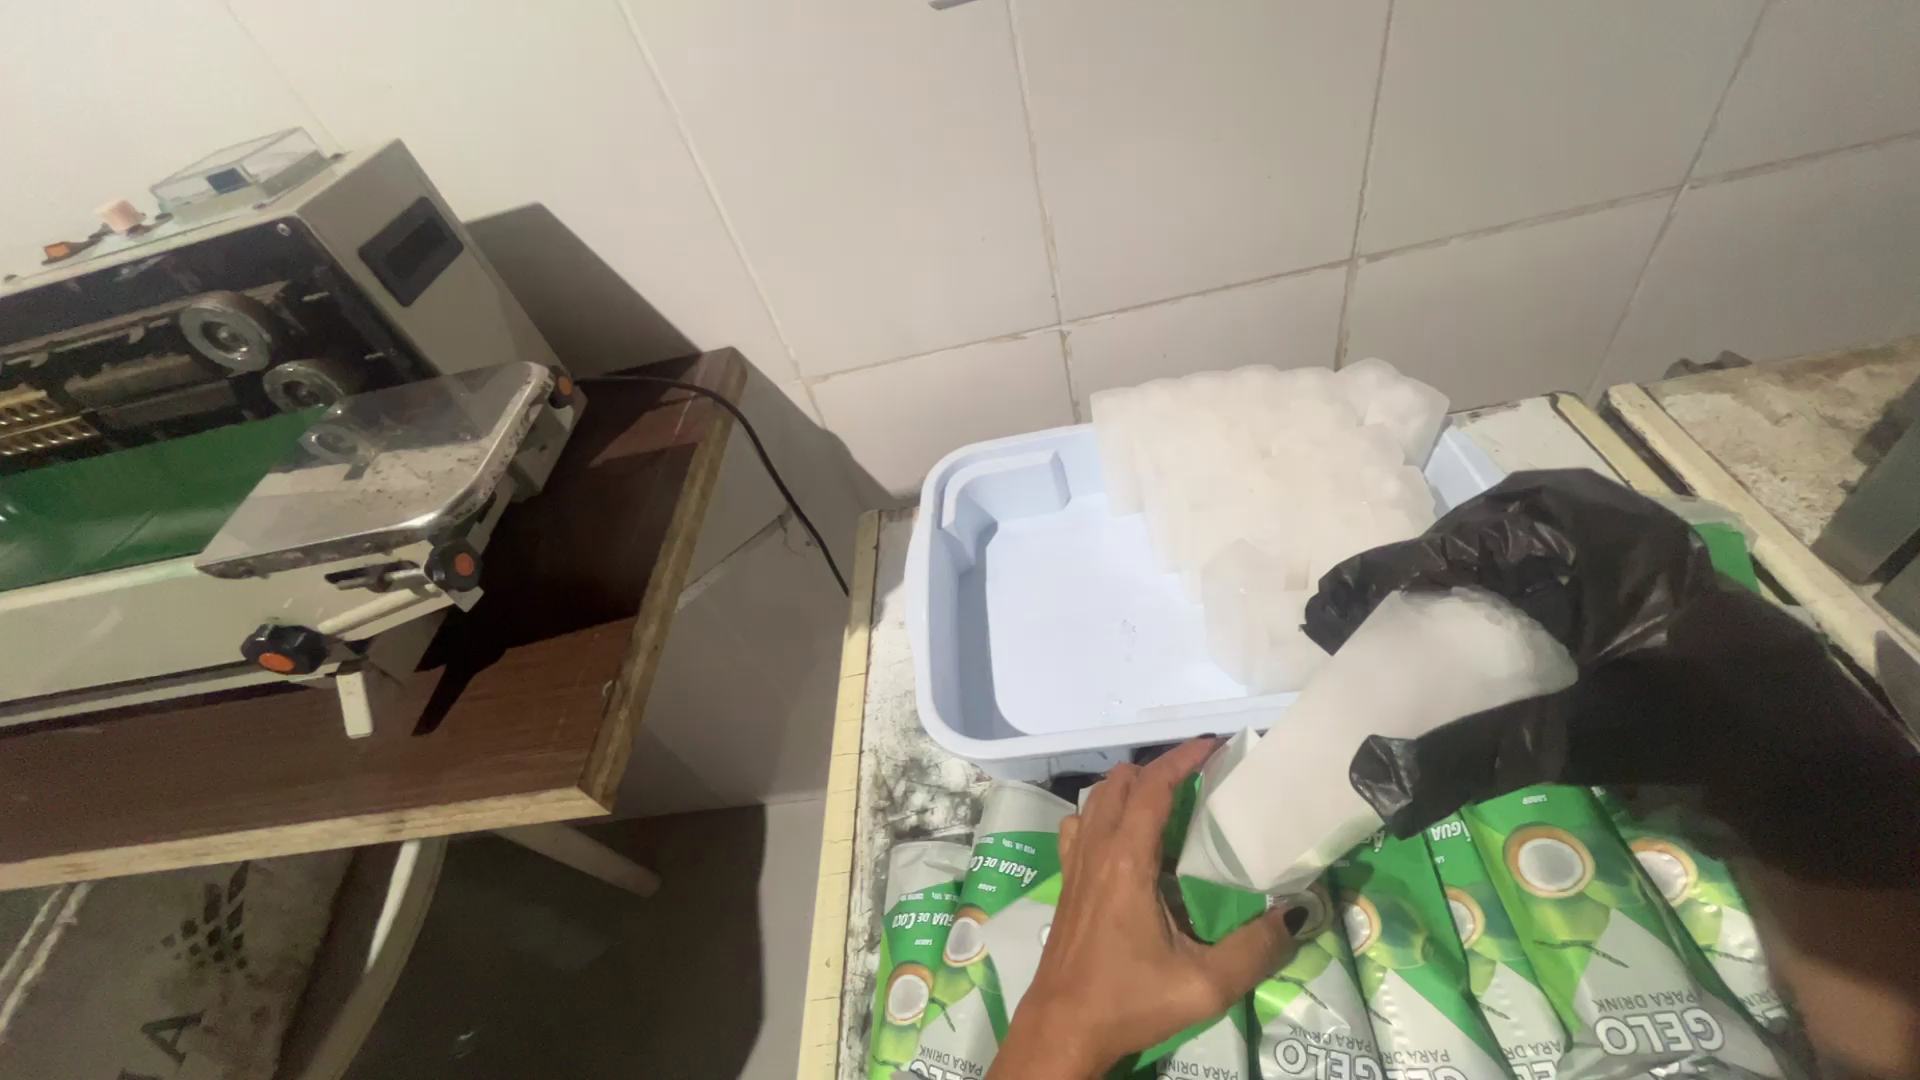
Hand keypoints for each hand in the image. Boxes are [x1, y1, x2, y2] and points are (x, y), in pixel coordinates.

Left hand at [985, 738, 1298, 1078]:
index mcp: (1127, 858)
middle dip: (1161, 768)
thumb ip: (1256, 948)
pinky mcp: (1067, 875)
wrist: (1064, 1023)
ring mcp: (1076, 858)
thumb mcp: (1205, 984)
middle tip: (1201, 776)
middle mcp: (1097, 846)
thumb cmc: (1130, 1000)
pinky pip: (1081, 822)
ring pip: (1098, 796)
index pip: (1153, 786)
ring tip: (1169, 798)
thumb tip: (1299, 912)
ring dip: (1131, 786)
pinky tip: (1125, 832)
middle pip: (1123, 781)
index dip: (1182, 759)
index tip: (1214, 745)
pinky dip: (1104, 809)